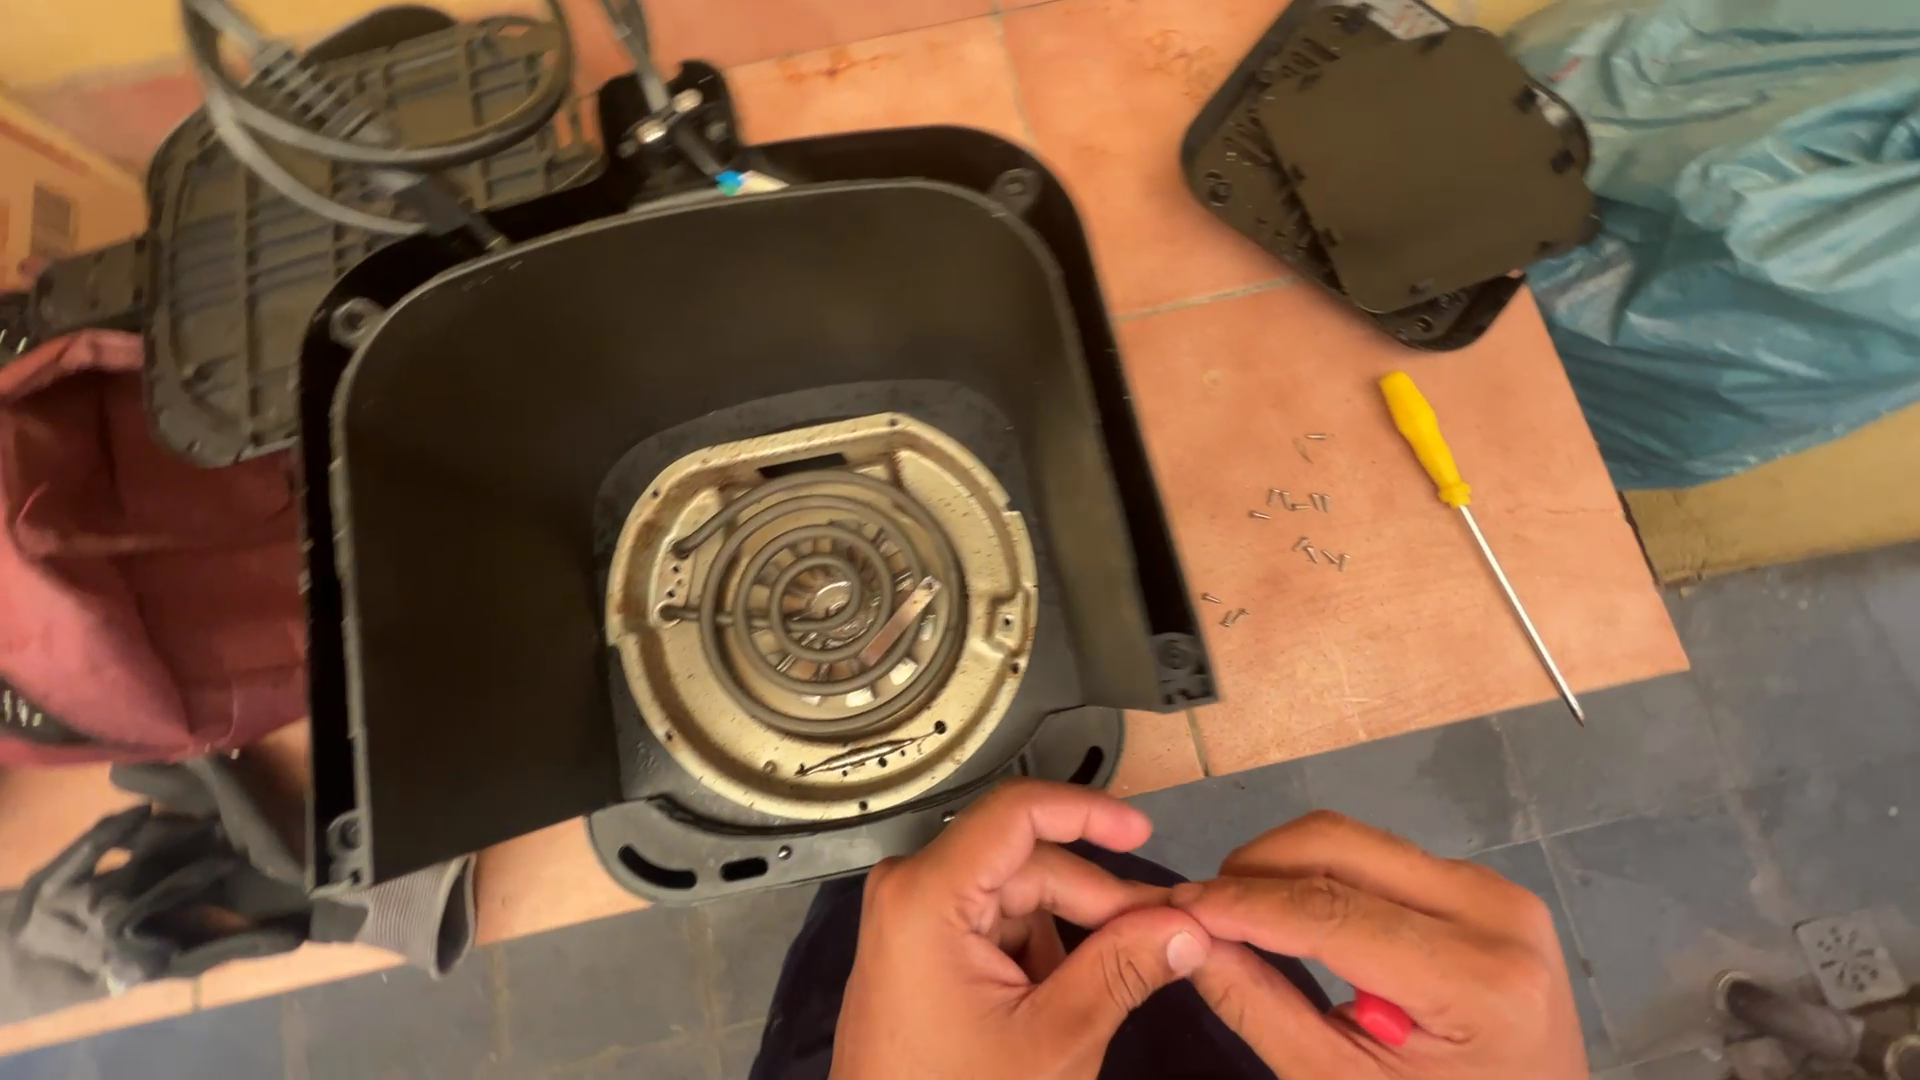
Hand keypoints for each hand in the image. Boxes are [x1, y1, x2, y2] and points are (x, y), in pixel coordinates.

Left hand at [830, 779, 1211, 1079]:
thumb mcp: (1053, 1041)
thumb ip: (1122, 970)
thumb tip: (1187, 926)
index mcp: (928, 892)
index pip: (1016, 812)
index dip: (1085, 811)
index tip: (1141, 832)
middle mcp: (912, 883)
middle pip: (1024, 862)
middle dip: (1094, 897)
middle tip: (1165, 931)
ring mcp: (911, 910)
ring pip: (1015, 892)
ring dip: (1068, 930)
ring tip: (1113, 976)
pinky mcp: (919, 937)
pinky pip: (993, 918)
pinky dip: (1035, 947)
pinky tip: (1057, 994)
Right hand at [1171, 811, 1586, 1079]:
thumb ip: (1259, 1007)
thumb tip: (1186, 936)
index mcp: (1478, 980)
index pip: (1327, 911)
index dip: (1239, 901)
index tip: (1175, 904)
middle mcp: (1493, 909)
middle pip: (1336, 844)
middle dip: (1254, 866)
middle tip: (1207, 906)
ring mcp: (1491, 889)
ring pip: (1349, 837)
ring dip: (1281, 863)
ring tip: (1245, 910)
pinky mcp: (1477, 884)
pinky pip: (1372, 853)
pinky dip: (1317, 871)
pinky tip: (1295, 911)